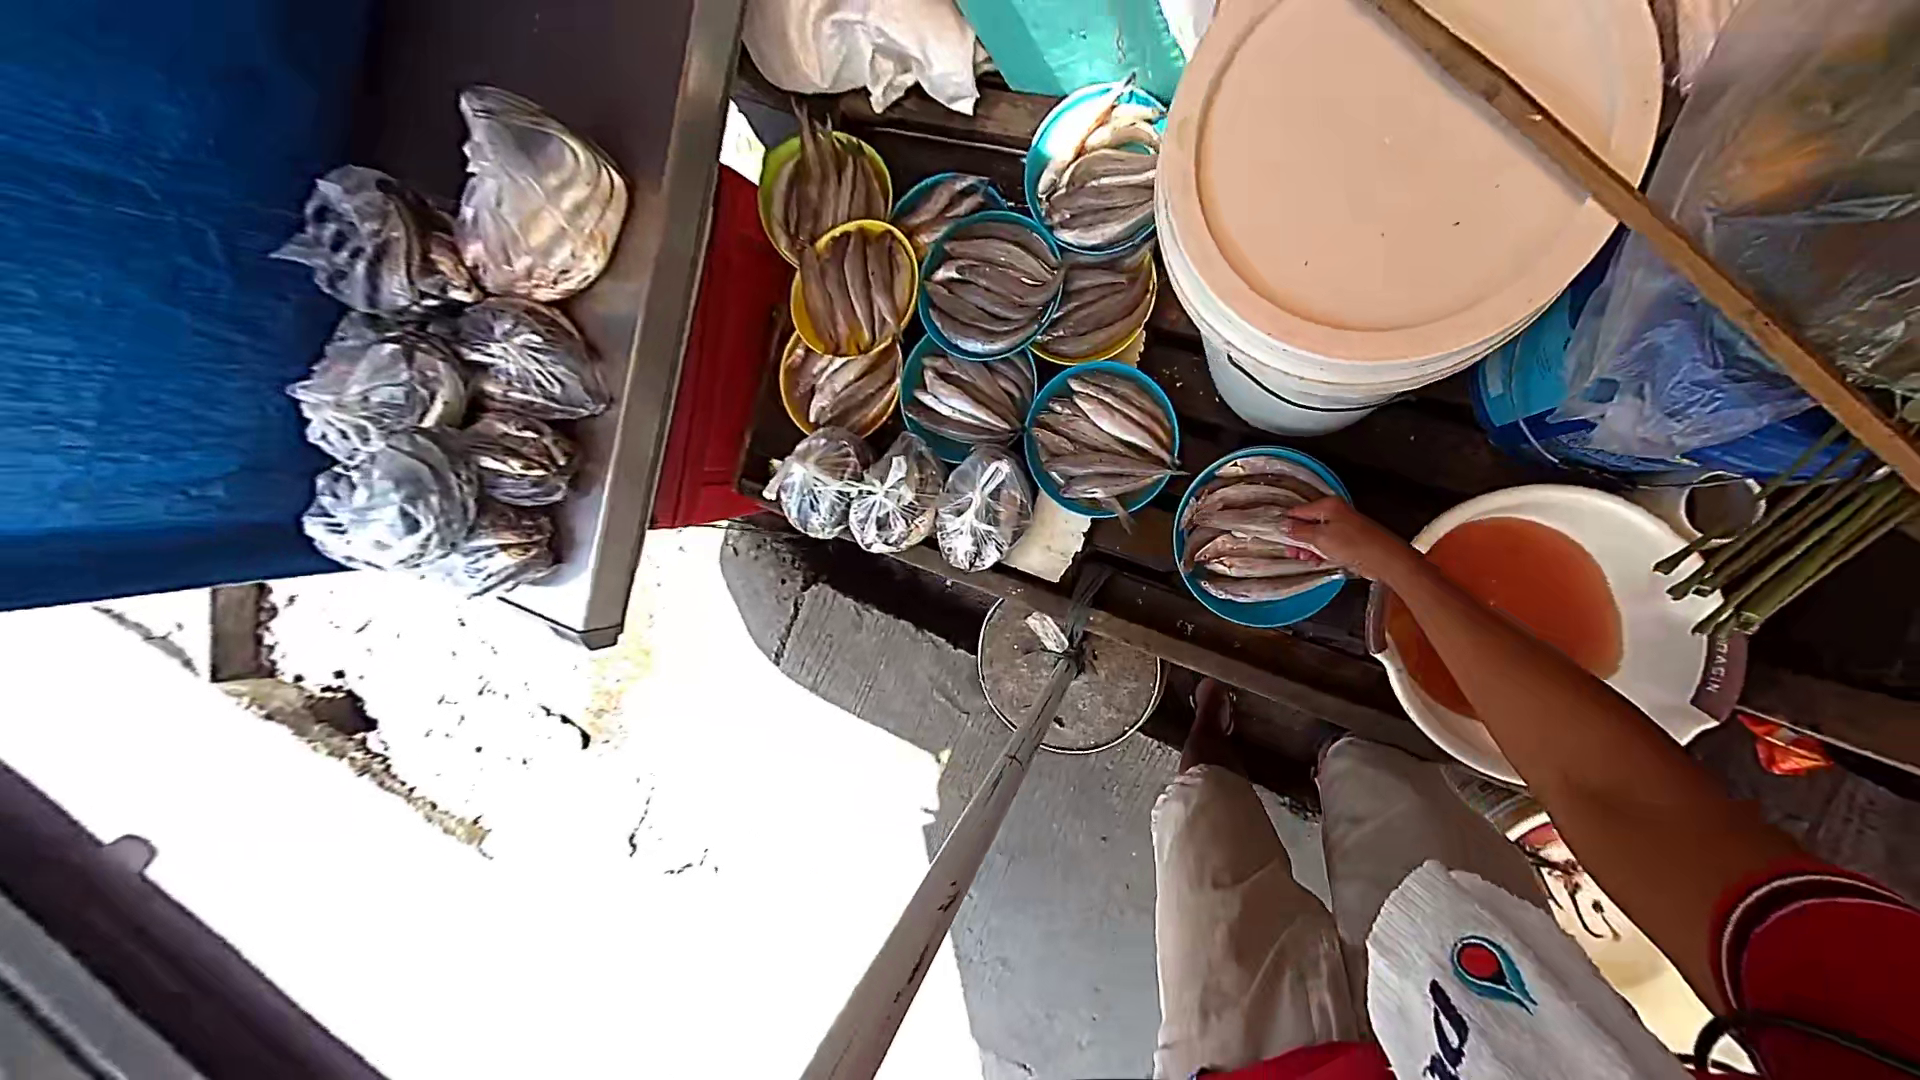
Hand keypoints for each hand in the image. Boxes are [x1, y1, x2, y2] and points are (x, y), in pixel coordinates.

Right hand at [1280, 498, 1422, 583]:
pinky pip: (1327, 543)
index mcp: (1327, 505)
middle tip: (1292, 551)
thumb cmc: (1355, 545)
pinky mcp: (1348, 539)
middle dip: (1297, 538)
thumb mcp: (1319, 537)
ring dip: (1307, 547)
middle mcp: (1335, 512)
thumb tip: (1283, 526)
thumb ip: (1299, 531)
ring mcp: (1342, 526)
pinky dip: (1320, 551)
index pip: (1297, 511)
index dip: (1285, 524)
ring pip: (1315, 535)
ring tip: (1305, 558)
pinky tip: (1317, 560)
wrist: (1385, 560)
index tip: (1277, 536)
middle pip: (1306, 523)